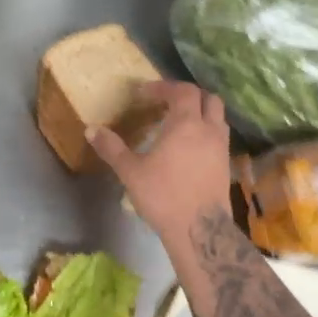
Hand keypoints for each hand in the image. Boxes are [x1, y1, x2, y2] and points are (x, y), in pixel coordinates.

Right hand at [88, 80, 231, 243]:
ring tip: (178, 124)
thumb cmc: (162, 196)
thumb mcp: (130, 171)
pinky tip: (189, 148)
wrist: (199, 229)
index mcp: (186, 125)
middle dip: (188, 95)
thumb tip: (91, 129)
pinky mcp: (226, 165)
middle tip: (166, 103)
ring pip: (217, 118)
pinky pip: (219, 137)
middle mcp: (209, 130)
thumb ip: (112, 148)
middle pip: (209, 99)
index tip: (143, 93)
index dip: (163, 87)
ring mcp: (221, 148)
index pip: (182, 92)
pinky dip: (205, 132)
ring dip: (200, 113)